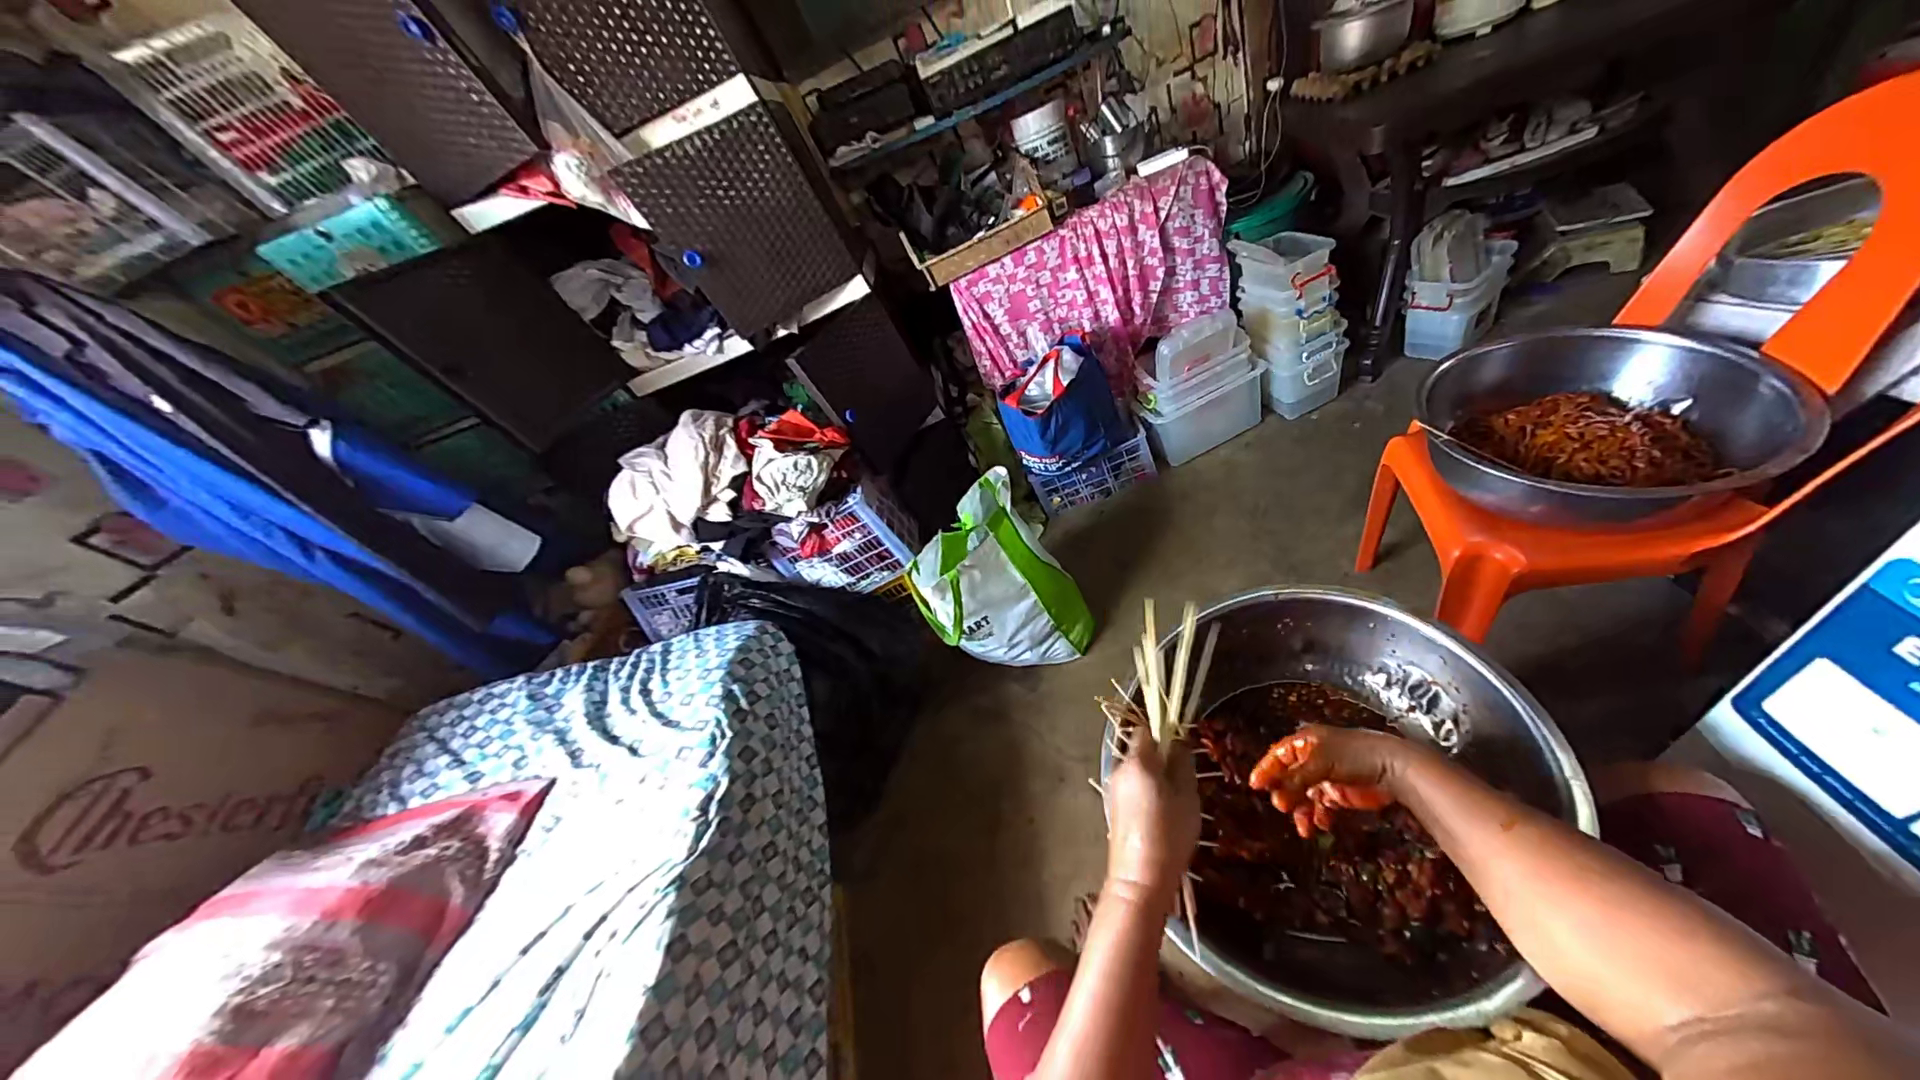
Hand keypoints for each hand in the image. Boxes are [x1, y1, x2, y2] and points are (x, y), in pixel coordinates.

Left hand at [1103, 727, 1200, 905]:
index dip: (1164, 731)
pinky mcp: (1113, 806)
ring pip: (1136, 768)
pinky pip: (1132, 786)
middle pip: (1140, 749)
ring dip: (1153, 774)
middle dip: (1160, 756)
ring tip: (1175, 797)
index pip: (1146, 729)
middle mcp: (1119, 768)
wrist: (1139, 877)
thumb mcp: (1187, 794)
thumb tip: (1178, 739)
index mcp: (1137, 761)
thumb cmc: (1169, 833)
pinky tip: (1161, 811)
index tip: (1182, 745)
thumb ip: (1182, 761)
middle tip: (1184, 774)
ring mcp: (1113, 787)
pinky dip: (1145, 790)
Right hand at [1247, 725, 1422, 836]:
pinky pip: (1320, 806)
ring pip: (1303, 795)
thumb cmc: (1354, 756)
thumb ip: (1296, 779)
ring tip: (1303, 826)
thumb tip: (1275, 797)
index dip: (1266, 770)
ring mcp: (1325, 777)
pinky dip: (1318, 816)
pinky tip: (1320, 824)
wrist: (1395, 769)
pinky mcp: (1339, 794)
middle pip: (1289, 778)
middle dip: (1285, 794)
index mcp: (1305, 743)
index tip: (1255, 785)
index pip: (1278, 756)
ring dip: (1301, 810)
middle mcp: (1312, 759)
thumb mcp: (1320, 763)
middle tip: (1281, 807)